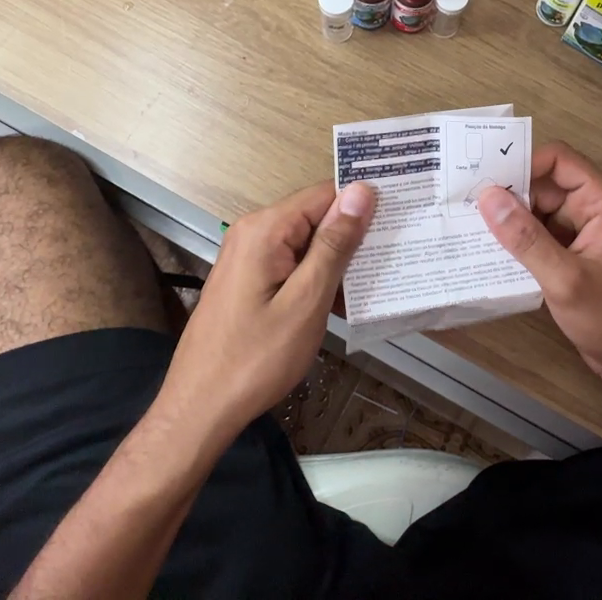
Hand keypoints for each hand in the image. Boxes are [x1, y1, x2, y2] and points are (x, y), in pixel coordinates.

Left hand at [165, 181, 374, 430]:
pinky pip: (292, 263)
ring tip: (377, 279)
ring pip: (307, 242)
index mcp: (266, 229)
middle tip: (395, 253)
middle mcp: (253, 232)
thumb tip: (362, 191)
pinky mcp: (248, 279)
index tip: (401, 219)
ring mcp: (248, 257)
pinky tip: (343, 302)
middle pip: (316, 215)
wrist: (200, 410)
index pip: (326, 194)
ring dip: (338, 260)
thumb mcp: (306, 301)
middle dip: (354, 234)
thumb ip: (334, 244)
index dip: (363, 204)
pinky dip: (318, 277)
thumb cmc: (256, 358)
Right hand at [477, 143, 601, 384]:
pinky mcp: (570, 246)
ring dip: (509, 215)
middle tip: (466, 204)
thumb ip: (526, 238)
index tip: (485, 180)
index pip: (557, 159)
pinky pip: (538, 228)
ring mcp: (581, 225)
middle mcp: (593, 204)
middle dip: (509, 191)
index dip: (522, 164)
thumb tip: (488, 197)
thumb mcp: (564, 279)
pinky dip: (517, 235)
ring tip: (469, 223)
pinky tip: (488, 245)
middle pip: (543, 181)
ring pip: (537, 205)